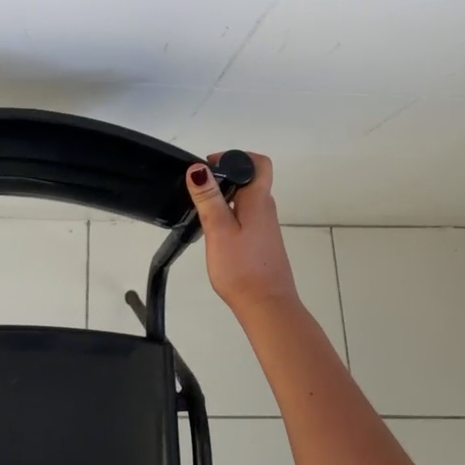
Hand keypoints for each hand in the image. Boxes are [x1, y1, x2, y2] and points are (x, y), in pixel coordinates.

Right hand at [185, 152, 300, 317]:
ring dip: (227, 198)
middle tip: (201, 190)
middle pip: (251, 180)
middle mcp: (265, 208)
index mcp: (258, 199)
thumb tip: (198, 168)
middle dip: (226, 177)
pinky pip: (247, 217)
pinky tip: (217, 234)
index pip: (258, 163)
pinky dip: (231, 215)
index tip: (211, 168)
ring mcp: (266, 226)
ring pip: (247, 200)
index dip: (236, 157)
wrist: (267, 307)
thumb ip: (208, 198)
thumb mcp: (218, 229)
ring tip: (204, 213)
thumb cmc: (242, 267)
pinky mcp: (262, 242)